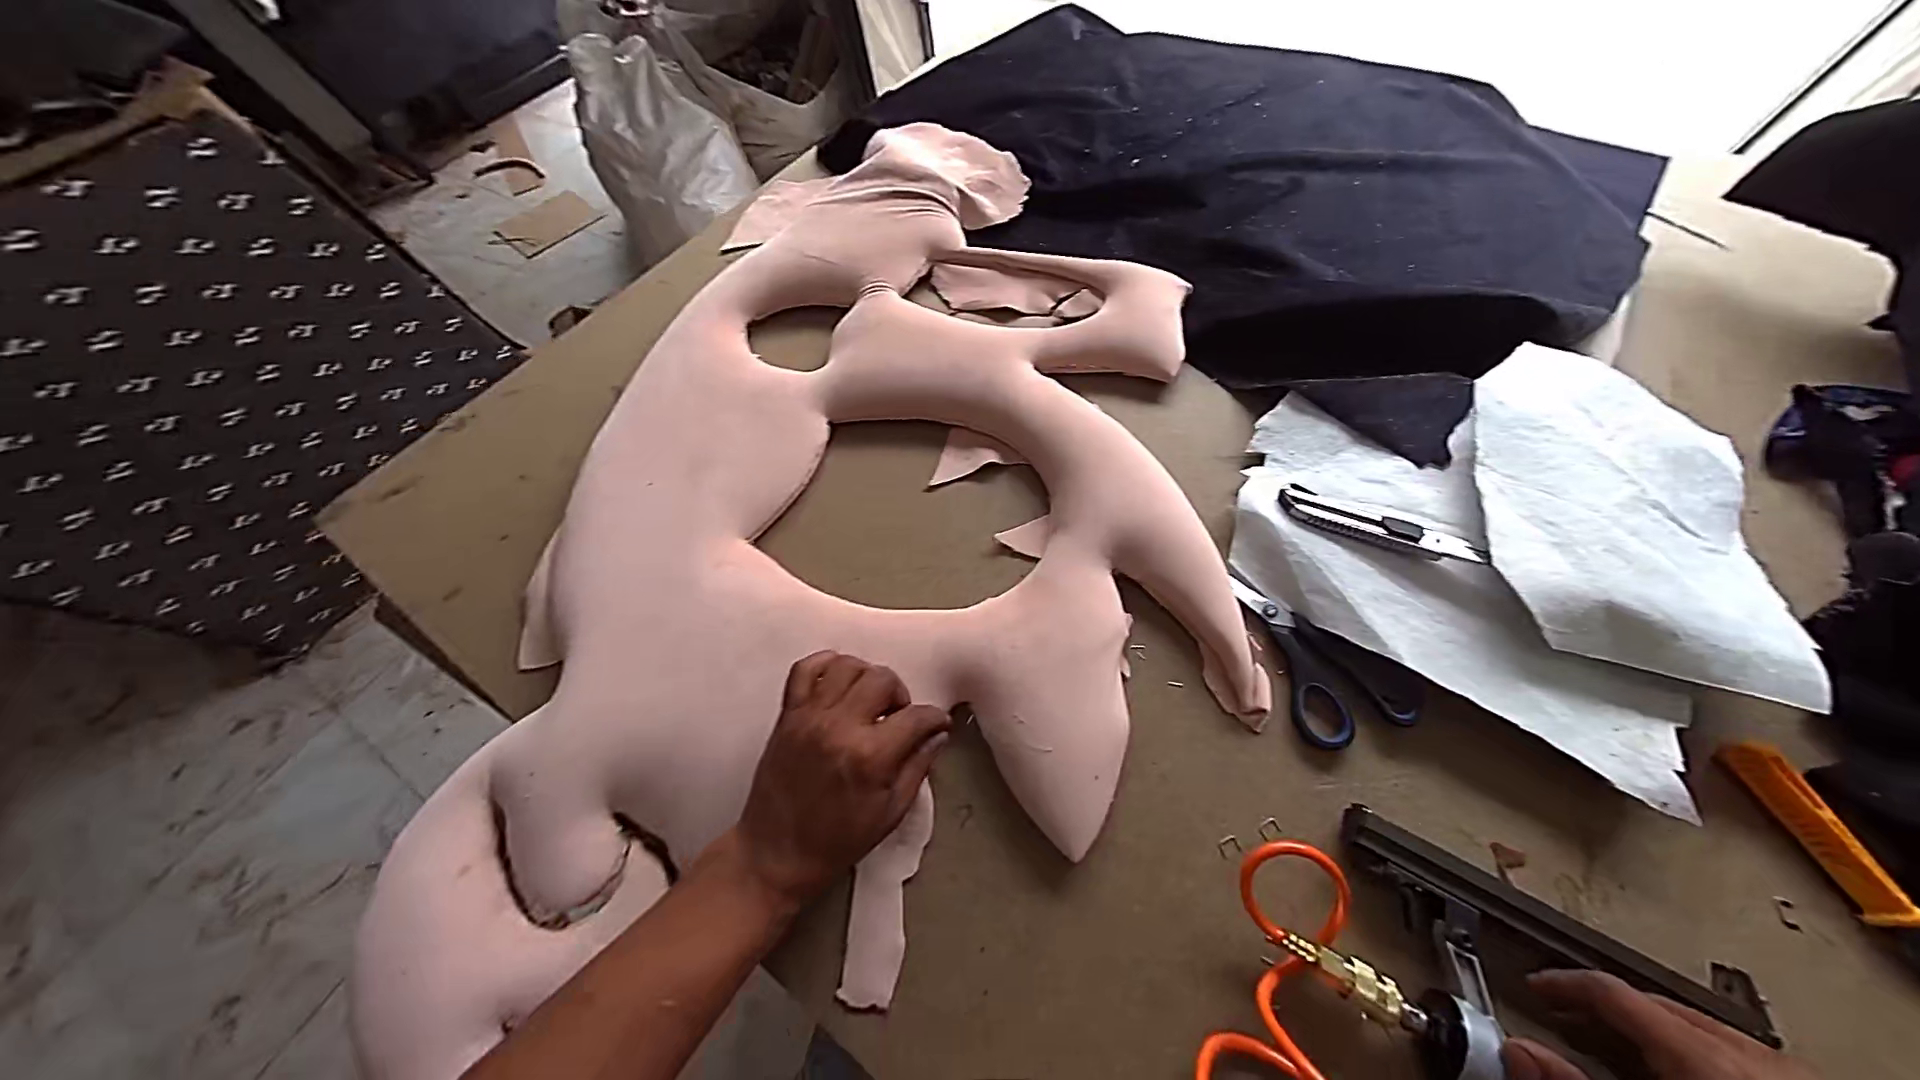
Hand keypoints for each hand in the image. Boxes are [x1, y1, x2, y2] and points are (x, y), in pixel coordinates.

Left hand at [731, 651, 951, 907]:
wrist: (776, 856)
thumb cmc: (836, 842)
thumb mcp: (890, 813)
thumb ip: (917, 767)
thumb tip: (936, 736)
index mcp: (869, 756)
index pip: (915, 716)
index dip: (934, 718)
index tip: (937, 723)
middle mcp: (839, 727)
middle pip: (882, 678)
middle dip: (900, 695)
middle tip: (898, 716)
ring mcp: (809, 717)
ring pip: (846, 666)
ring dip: (866, 677)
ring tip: (869, 701)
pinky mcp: (787, 716)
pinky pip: (804, 669)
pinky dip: (825, 665)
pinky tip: (838, 681)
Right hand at [1503, 971, 1822, 1079]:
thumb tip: (1522, 1053)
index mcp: (1703, 1059)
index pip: (1611, 990)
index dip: (1563, 984)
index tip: (1538, 988)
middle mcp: (1754, 1062)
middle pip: (1657, 1005)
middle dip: (1605, 1009)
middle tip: (1567, 1017)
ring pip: (1705, 1030)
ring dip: (1653, 1032)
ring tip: (1619, 1046)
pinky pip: (1747, 1059)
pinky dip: (1700, 1057)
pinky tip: (1682, 1073)